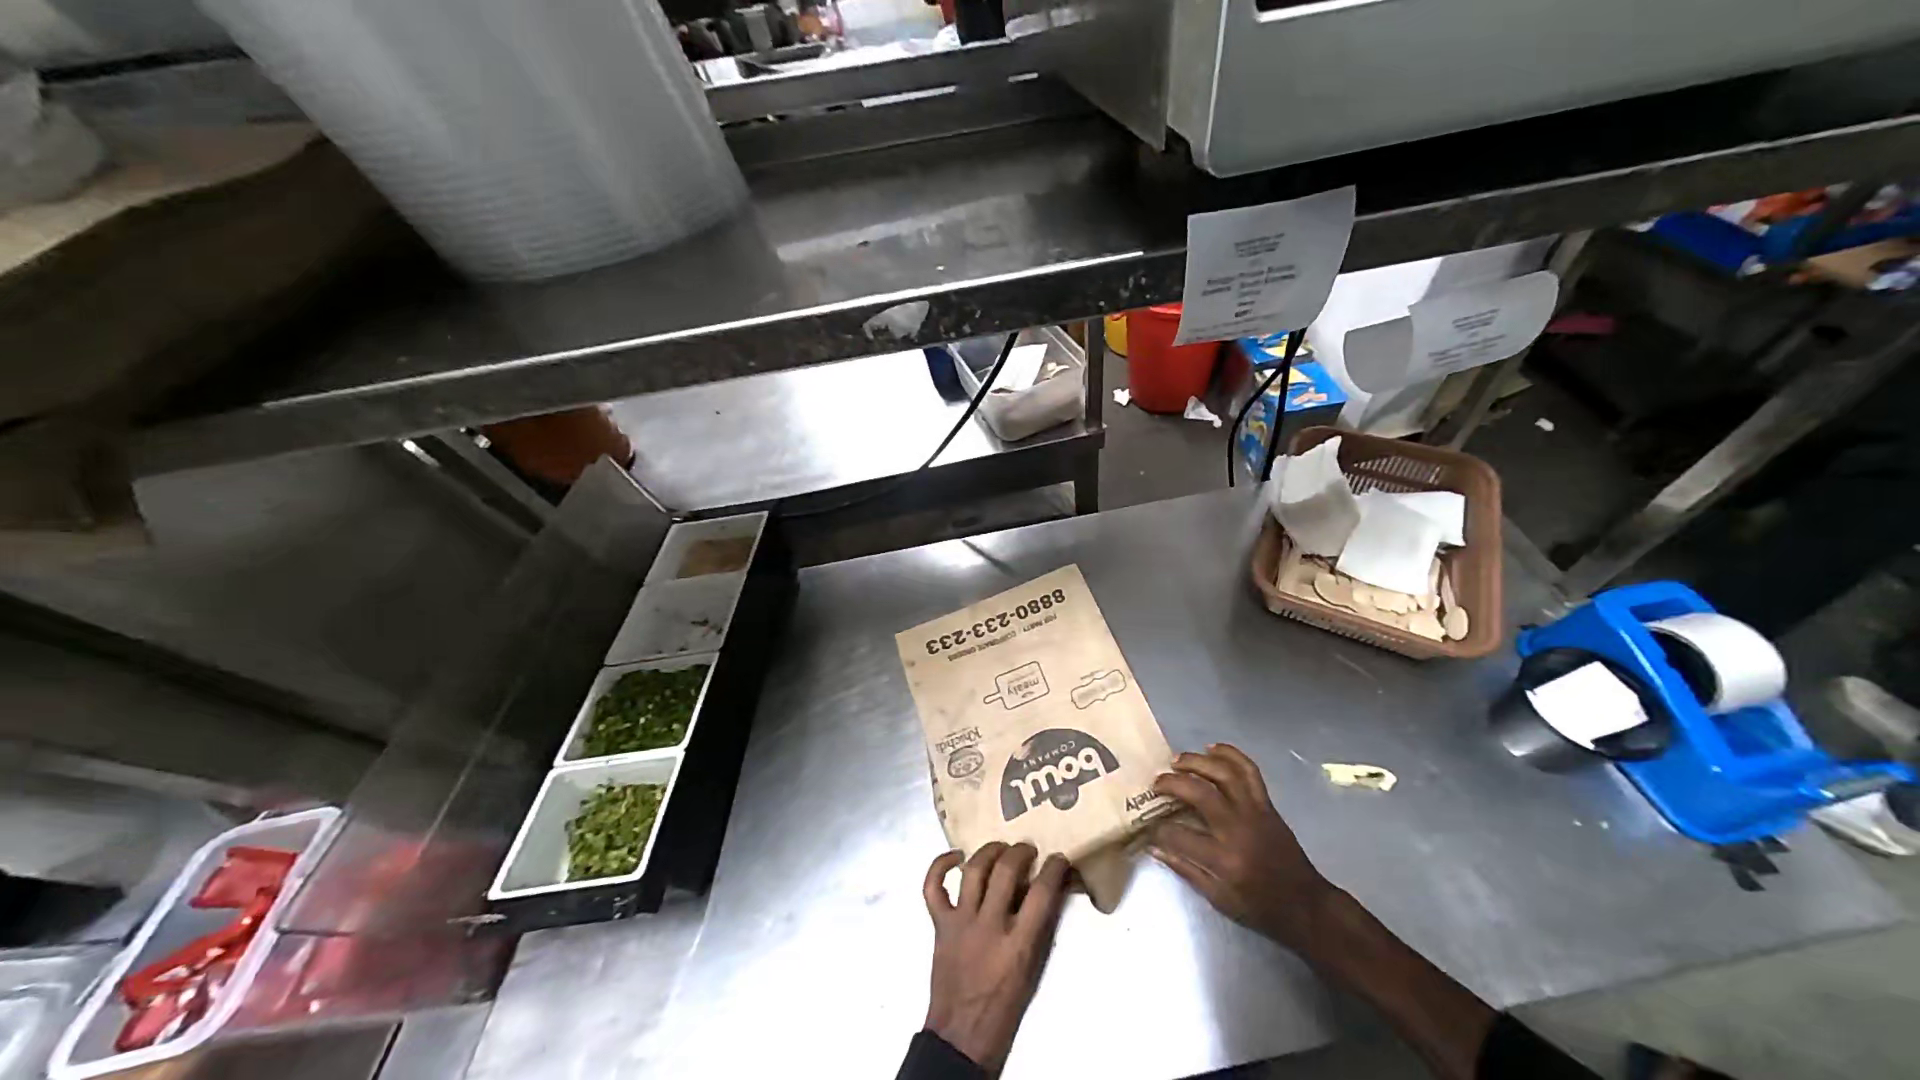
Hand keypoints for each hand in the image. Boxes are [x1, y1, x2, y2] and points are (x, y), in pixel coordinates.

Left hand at [920, 842, 1069, 1074]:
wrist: (962, 1035)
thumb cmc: (1004, 1006)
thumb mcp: (1032, 969)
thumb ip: (1038, 929)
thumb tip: (1048, 891)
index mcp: (1018, 944)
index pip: (1042, 893)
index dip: (1054, 869)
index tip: (1059, 859)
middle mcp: (989, 927)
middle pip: (1006, 872)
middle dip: (1020, 852)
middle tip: (1028, 848)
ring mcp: (961, 923)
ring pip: (973, 871)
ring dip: (989, 852)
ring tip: (1000, 847)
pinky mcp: (940, 925)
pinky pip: (933, 888)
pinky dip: (940, 866)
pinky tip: (956, 857)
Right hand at [1149, 743, 1334, 947]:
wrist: (1306, 904)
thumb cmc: (1260, 907)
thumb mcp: (1219, 899)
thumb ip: (1185, 869)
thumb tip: (1155, 846)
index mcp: (1224, 859)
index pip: (1179, 835)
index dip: (1158, 829)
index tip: (1149, 826)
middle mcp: (1238, 830)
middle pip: (1200, 793)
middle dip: (1172, 783)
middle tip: (1157, 783)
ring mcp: (1255, 813)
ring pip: (1225, 774)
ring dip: (1197, 762)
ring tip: (1177, 760)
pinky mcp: (1267, 805)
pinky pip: (1249, 771)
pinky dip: (1230, 755)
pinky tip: (1211, 749)